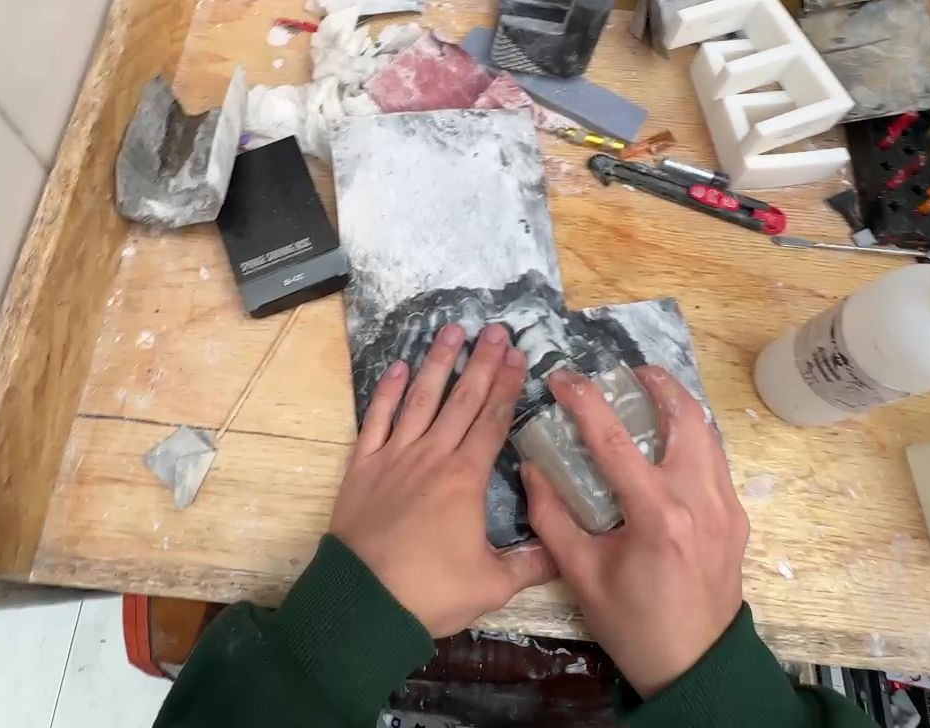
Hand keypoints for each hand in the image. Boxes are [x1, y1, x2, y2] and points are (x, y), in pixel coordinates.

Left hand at [330, 323, 557, 636]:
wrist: (363, 601)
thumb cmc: (430, 591)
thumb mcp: (491, 585)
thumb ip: (530, 564)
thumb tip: (565, 551)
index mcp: (465, 477)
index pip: (492, 420)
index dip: (506, 385)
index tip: (517, 354)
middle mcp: (432, 455)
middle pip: (461, 399)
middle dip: (480, 361)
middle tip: (494, 328)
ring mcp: (395, 454)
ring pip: (420, 398)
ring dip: (437, 363)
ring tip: (451, 330)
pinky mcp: (363, 463)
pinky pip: (376, 418)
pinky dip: (386, 391)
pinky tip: (396, 366)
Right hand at [521, 364, 748, 697]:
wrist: (698, 671)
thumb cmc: (633, 624)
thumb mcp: (580, 574)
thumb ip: (551, 515)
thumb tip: (532, 466)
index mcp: (658, 516)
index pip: (614, 439)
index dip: (584, 400)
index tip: (560, 378)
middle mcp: (701, 501)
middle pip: (685, 417)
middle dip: (657, 383)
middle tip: (626, 371)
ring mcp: (727, 508)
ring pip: (707, 433)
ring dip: (677, 405)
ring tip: (647, 393)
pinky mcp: (737, 519)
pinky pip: (715, 458)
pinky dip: (691, 434)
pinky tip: (666, 441)